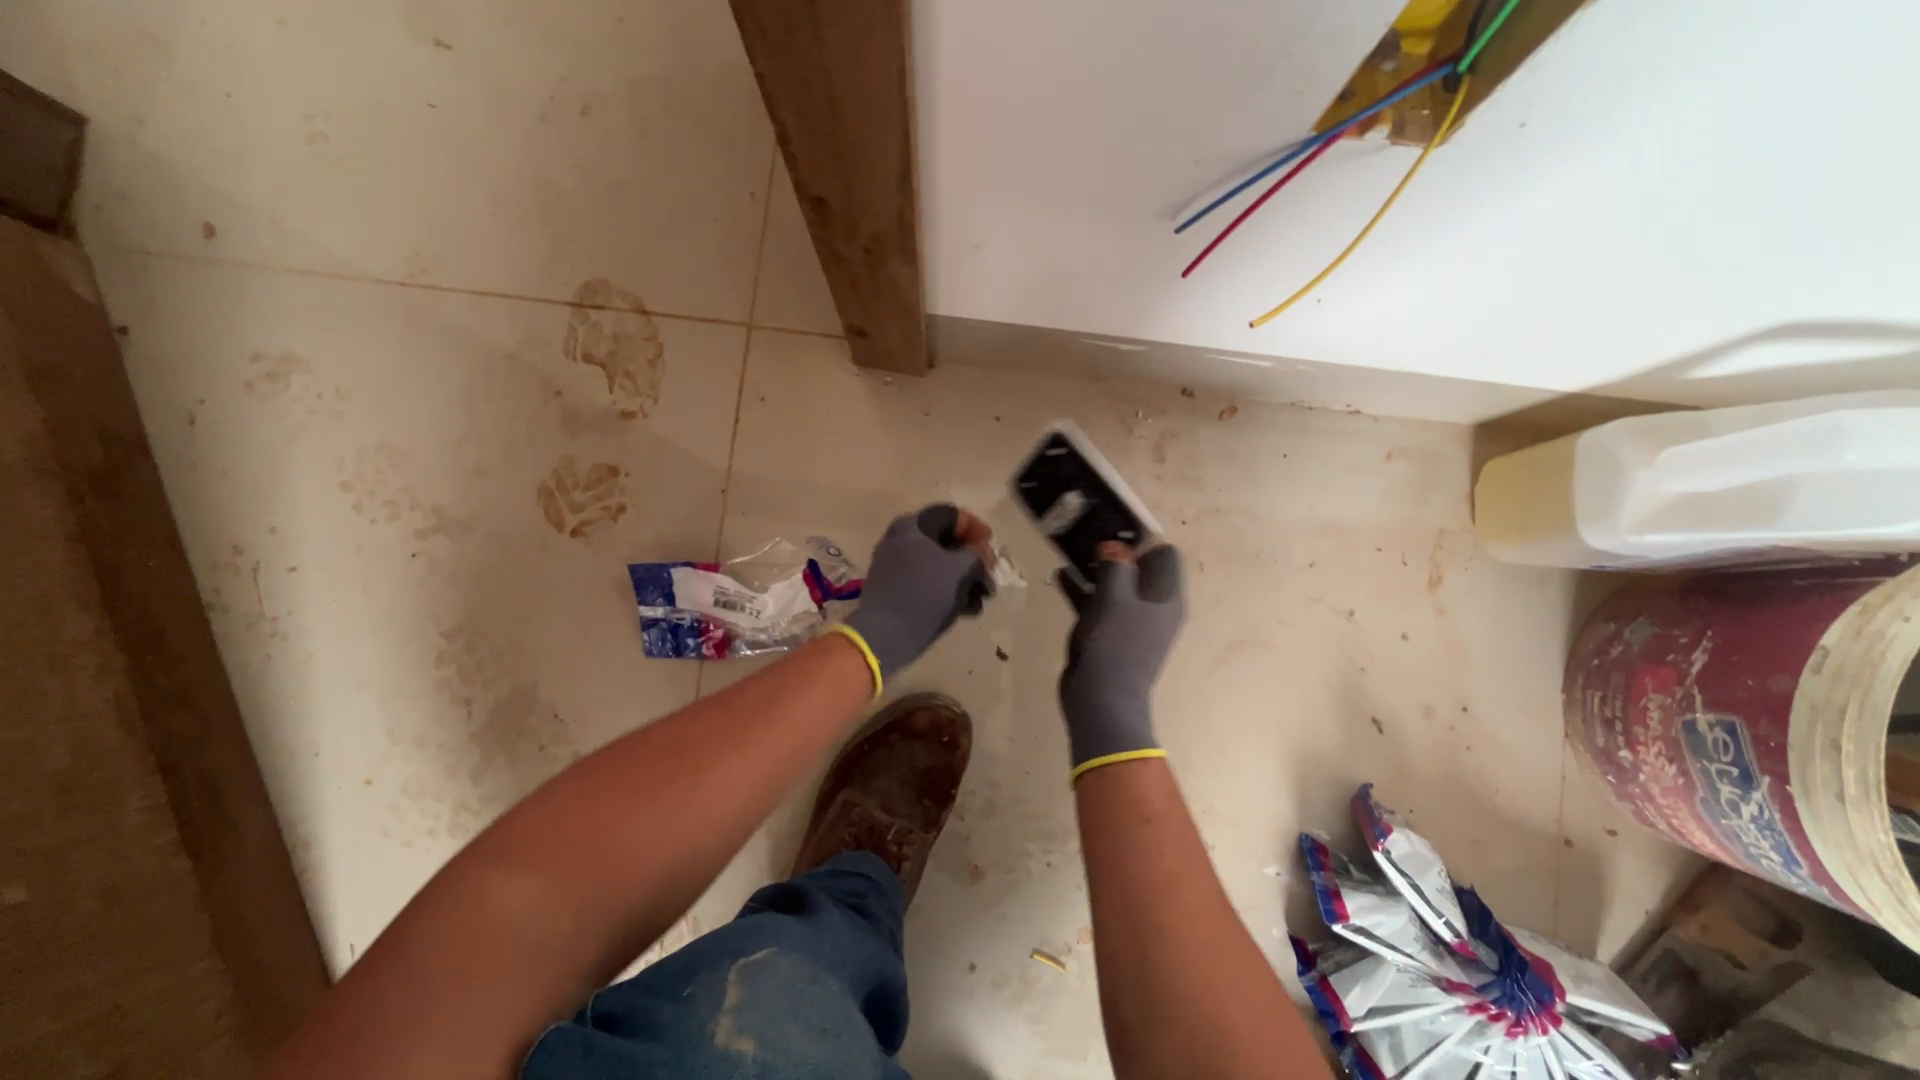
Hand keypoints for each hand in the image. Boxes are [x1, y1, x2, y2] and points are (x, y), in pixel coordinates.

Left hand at [842, 505, 994, 684]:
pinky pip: (927, 583)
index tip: (991, 544)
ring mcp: (895, 567)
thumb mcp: (959, 569)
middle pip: (945, 542)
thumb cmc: (924, 593)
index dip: (974, 527)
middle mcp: (900, 541)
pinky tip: (967, 610)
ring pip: (938, 565)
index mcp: (911, 526)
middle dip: (971, 559)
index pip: (950, 515)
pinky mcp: (895, 590)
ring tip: (982, 599)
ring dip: (964, 579)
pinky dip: (947, 591)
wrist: (886, 634)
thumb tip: (980, 551)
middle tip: (989, 574)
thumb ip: (976, 554)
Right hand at [1059, 543, 1184, 775]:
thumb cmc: (1114, 644)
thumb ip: (1116, 565)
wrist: (1102, 700)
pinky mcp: (1110, 635)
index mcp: (1167, 598)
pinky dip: (1084, 590)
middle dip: (1115, 553)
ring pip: (1117, 586)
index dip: (1143, 542)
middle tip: (1089, 539)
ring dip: (1097, 570)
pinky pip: (1100, 604)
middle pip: (1140, 569)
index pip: (1166, 555)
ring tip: (1073, 553)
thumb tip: (1115, 546)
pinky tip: (1062, 576)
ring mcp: (1131, 623)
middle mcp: (1154, 608)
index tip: (1114, 536)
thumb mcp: (1115, 598)